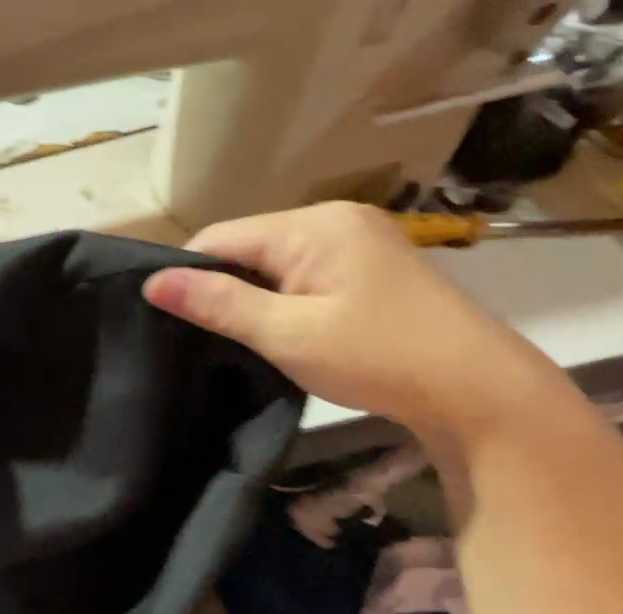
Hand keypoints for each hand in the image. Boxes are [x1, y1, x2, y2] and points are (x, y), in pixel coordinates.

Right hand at [142, 202, 572, 442]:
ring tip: (230, 340)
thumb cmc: (373, 355)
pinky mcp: (365, 268)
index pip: (218, 238)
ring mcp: (355, 242)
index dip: (184, 276)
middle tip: (197, 340)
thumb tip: (152, 282)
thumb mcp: (285, 332)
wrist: (470, 385)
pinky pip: (297, 274)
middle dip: (215, 289)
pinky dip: (275, 301)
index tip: (164, 323)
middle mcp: (334, 220)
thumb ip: (218, 304)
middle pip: (244, 248)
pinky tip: (272, 333)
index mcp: (313, 226)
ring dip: (245, 299)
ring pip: (268, 264)